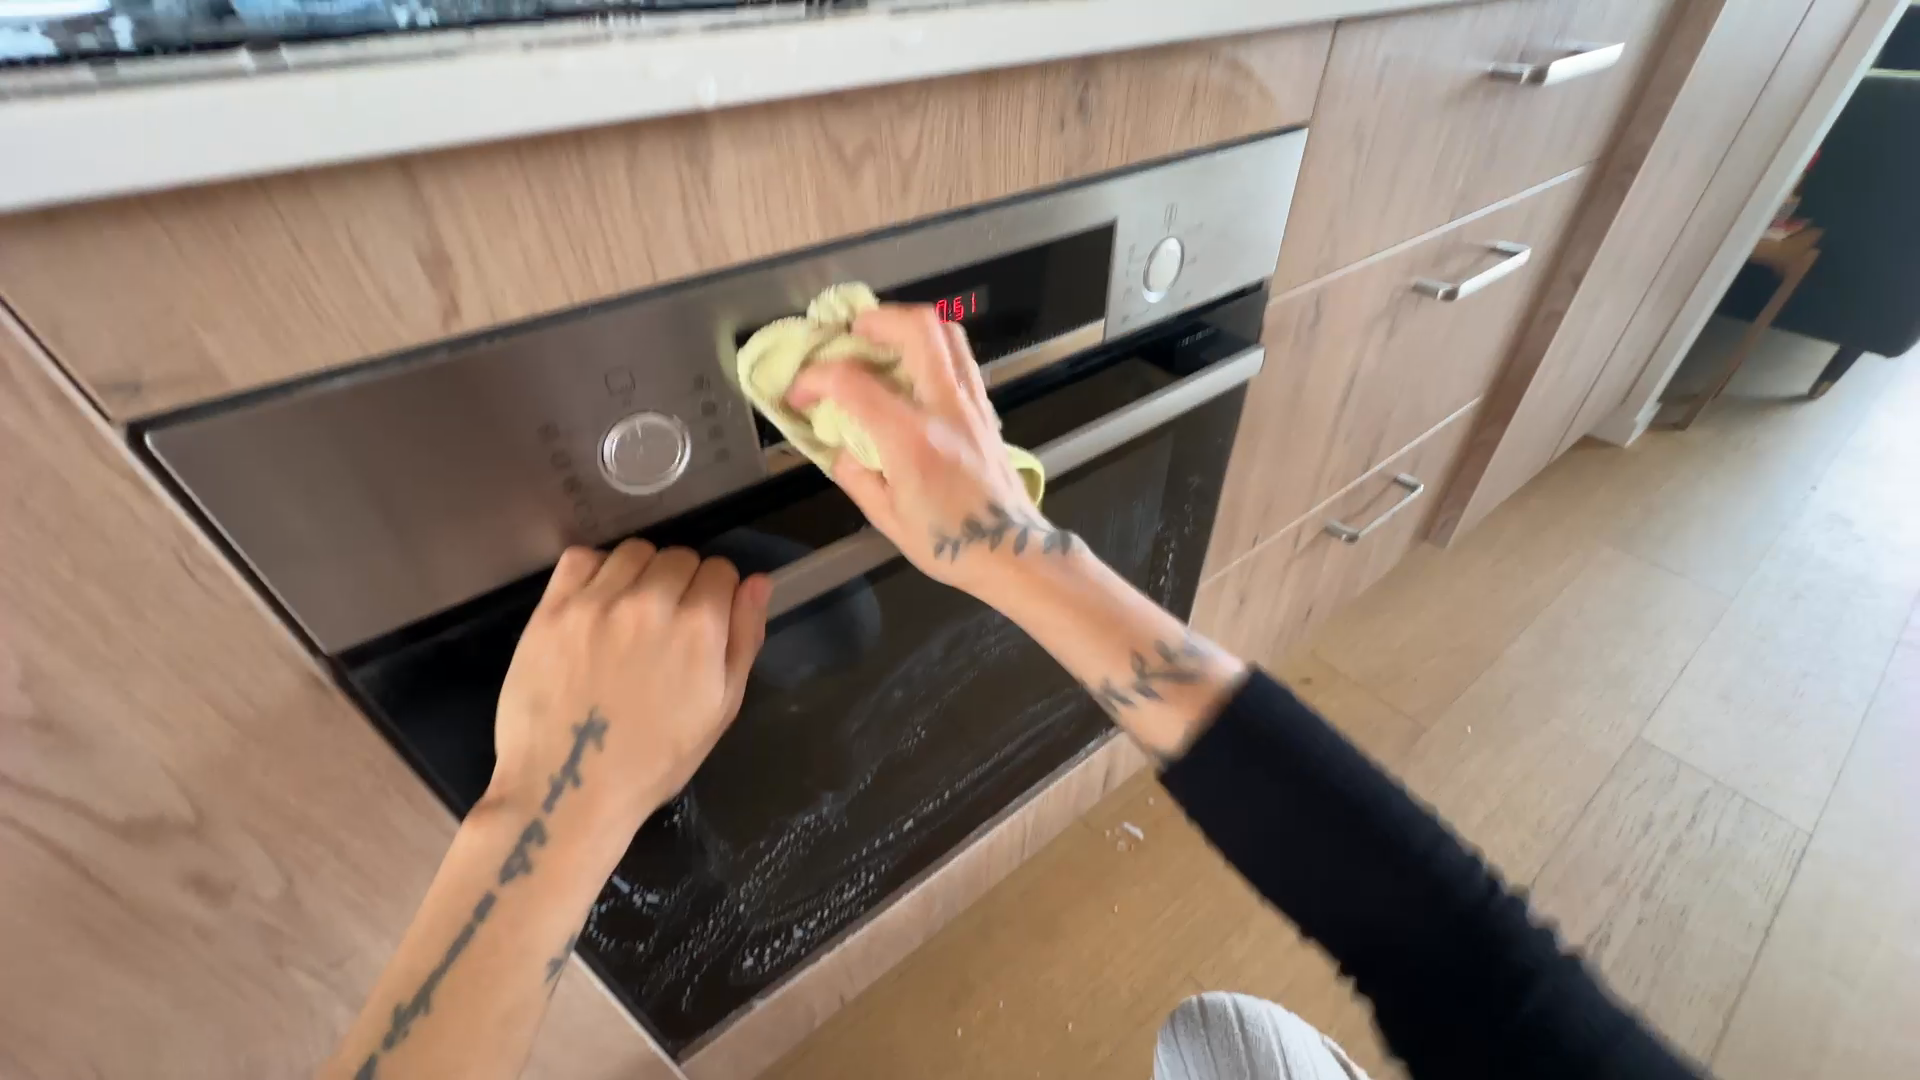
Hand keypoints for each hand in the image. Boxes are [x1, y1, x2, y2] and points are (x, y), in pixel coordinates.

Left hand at [489, 541, 770, 829]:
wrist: (568, 788)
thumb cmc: (657, 758)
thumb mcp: (722, 707)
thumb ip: (745, 638)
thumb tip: (758, 582)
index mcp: (700, 626)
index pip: (721, 569)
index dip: (719, 594)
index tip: (707, 621)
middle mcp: (651, 602)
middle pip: (681, 556)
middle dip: (684, 582)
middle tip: (669, 624)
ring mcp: (597, 603)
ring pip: (635, 552)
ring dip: (643, 573)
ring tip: (632, 612)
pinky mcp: (552, 610)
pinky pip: (582, 558)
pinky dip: (596, 570)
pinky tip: (598, 602)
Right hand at [787, 305, 1073, 595]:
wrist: (1011, 551)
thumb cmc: (948, 544)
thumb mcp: (886, 518)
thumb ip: (855, 475)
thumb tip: (838, 447)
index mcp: (912, 438)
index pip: (853, 382)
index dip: (815, 378)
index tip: (799, 392)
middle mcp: (946, 408)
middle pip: (916, 329)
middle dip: (875, 320)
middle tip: (850, 335)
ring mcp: (973, 404)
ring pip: (947, 333)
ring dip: (909, 325)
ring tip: (883, 343)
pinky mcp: (986, 410)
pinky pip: (961, 358)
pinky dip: (933, 348)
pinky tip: (914, 371)